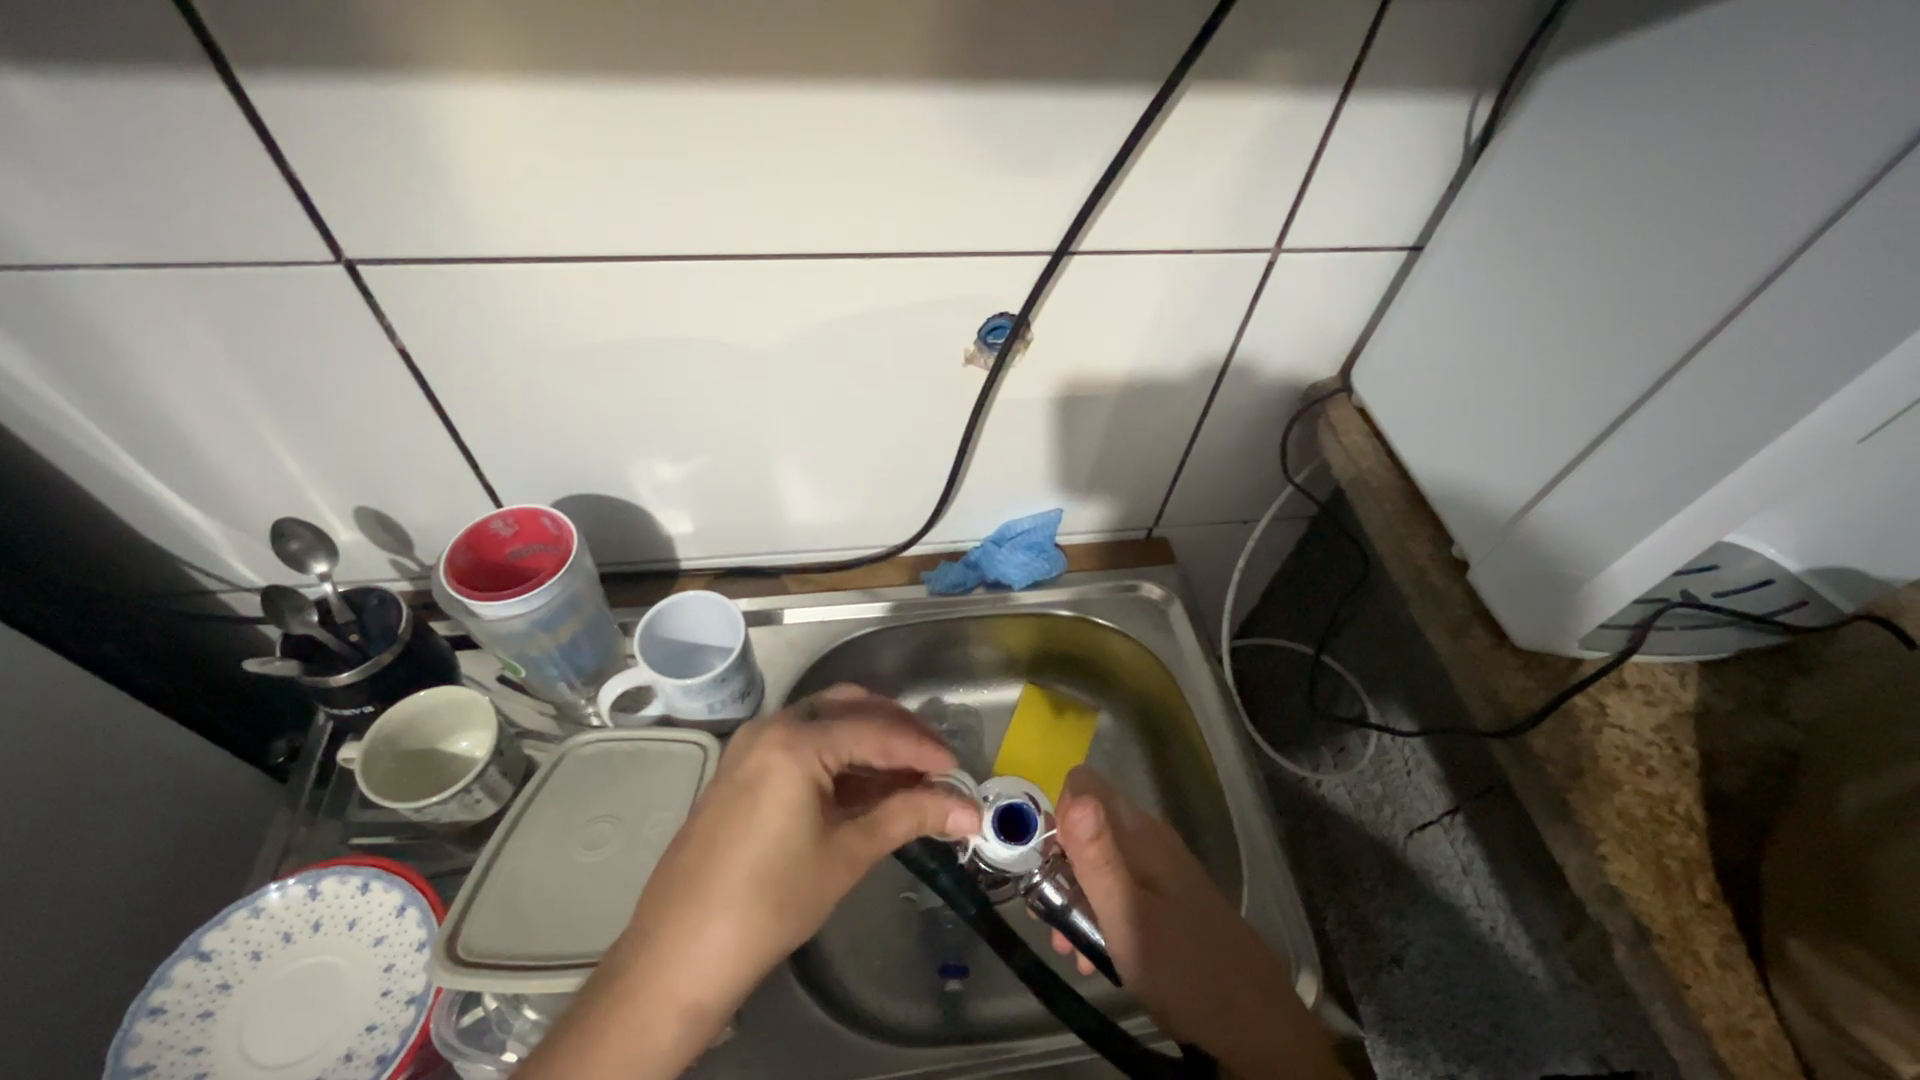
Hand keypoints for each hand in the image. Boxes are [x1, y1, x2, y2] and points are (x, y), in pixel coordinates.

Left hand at [520, 685, 978, 1079]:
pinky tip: (865, 786)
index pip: (877, 730)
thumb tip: (969, 811)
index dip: (924, 749)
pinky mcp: (742, 769)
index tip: (960, 770)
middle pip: (851, 709)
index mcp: (796, 741)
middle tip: (937, 766)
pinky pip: (802, 744)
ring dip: (870, 742)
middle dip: (899, 733)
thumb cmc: (770, 901)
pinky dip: (839, 756)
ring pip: (825, 722)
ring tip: (909, 778)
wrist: (681, 951)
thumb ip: (910, 817)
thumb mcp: (847, 854)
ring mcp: (750, 746)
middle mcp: (771, 727)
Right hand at [1052, 766, 1345, 1079]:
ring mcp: (1161, 869)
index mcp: (1140, 833)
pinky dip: (1098, 911)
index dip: (1053, 816)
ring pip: (1100, 861)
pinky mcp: (1168, 898)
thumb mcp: (1126, 915)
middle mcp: (1150, 840)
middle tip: (1048, 914)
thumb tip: (1073, 793)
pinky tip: (1095, 954)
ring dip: (1074, 895)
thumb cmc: (1182, 968)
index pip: (1083, 785)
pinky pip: (1119, 888)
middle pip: (1086, 826)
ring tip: (1068, 947)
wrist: (1252, 1021)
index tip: (1042, 863)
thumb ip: (1096, 856)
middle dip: (1058, 863)